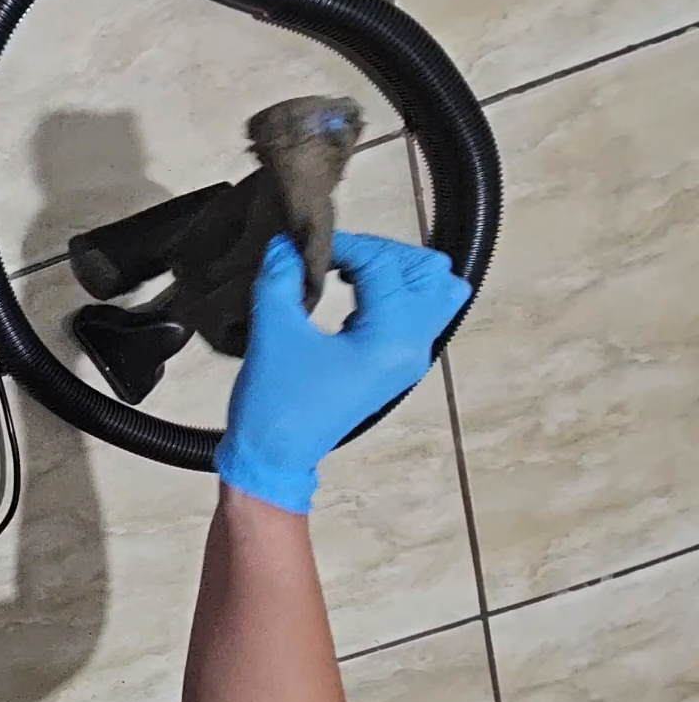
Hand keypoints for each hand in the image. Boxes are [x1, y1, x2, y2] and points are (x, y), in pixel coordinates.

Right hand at [215, 233, 470, 513]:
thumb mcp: (272, 337)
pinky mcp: (390, 367)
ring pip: (430, 293)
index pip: (385, 266)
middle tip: (330, 259)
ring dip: (391, 273)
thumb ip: (279, 284)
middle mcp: (414, 346)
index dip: (345, 246)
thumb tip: (283, 246)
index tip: (303, 246)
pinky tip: (343, 298)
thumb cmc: (274, 402)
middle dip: (379, 255)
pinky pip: (411, 315)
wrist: (271, 455)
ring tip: (343, 274)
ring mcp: (407, 358)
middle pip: (429, 273)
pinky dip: (386, 295)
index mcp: (392, 338)